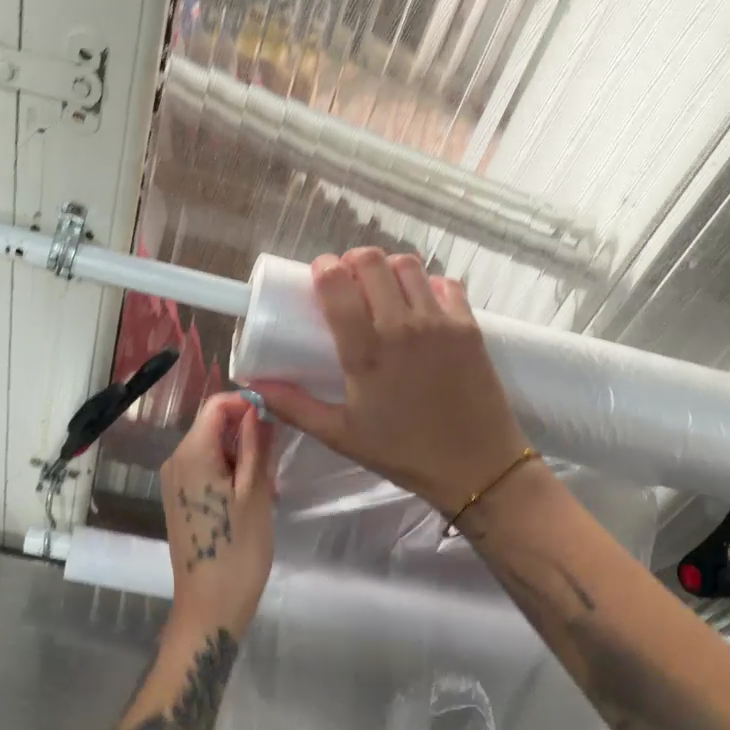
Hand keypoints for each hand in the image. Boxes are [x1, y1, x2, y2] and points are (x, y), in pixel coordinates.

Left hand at [159, 392, 275, 637]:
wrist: (209, 608)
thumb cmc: (238, 551)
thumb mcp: (255, 492)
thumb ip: (256, 444)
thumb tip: (258, 405)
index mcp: (191, 453)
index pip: (217, 405)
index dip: (247, 404)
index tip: (277, 423)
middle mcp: (175, 460)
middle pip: (214, 426)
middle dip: (247, 437)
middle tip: (273, 470)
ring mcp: (173, 481)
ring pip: (212, 448)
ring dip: (241, 459)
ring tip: (264, 492)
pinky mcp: (178, 499)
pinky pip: (205, 469)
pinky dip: (229, 475)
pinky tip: (247, 503)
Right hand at [252, 248, 533, 514]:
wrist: (478, 468)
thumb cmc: (403, 452)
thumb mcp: (341, 435)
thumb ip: (294, 407)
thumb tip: (251, 386)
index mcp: (366, 352)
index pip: (338, 283)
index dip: (323, 268)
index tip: (318, 275)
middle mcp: (402, 327)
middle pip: (372, 261)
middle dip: (353, 262)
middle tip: (348, 283)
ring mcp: (440, 323)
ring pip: (408, 265)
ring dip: (388, 269)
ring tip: (382, 291)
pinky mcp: (469, 326)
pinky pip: (445, 283)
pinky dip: (428, 285)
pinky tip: (420, 305)